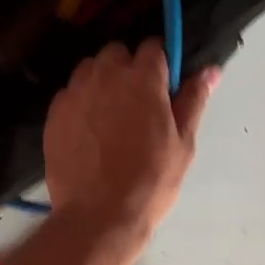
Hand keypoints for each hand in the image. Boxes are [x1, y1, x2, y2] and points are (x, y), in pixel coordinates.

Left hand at [43, 40, 219, 234]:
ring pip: (90, 70)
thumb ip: (193, 102)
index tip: (163, 88)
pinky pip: (70, 95)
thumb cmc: (149, 184)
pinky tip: (88, 132)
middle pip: (117, 54)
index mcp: (142, 79)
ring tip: (109, 117)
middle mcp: (105, 76)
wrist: (98, 217)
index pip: (153, 48)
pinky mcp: (54, 115)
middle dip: (128, 70)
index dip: (160, 66)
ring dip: (101, 82)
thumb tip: (210, 71)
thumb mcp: (182, 145)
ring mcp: (75, 93)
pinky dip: (81, 104)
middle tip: (136, 105)